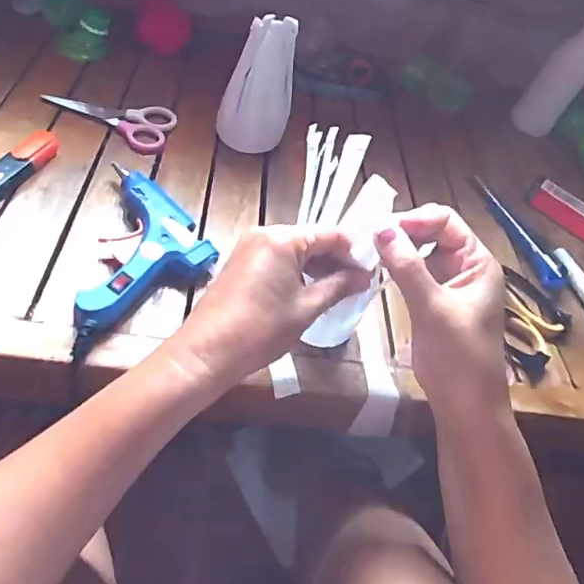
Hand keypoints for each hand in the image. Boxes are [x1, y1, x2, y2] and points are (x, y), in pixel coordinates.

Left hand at [167, 225, 372, 390]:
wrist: (209, 350)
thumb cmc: (261, 328)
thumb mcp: (306, 308)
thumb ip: (338, 286)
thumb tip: (364, 276)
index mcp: (281, 238)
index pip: (329, 233)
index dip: (354, 250)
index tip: (374, 269)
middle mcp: (263, 234)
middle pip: (310, 239)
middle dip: (336, 258)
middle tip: (361, 282)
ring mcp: (248, 247)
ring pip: (293, 249)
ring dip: (317, 266)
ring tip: (341, 289)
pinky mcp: (240, 262)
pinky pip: (276, 259)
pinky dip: (296, 271)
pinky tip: (312, 289)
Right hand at [374, 205, 510, 414]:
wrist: (465, 406)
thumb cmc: (459, 357)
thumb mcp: (433, 308)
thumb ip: (407, 267)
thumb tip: (380, 229)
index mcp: (477, 262)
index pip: (445, 221)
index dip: (414, 219)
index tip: (381, 228)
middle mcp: (464, 266)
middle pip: (429, 231)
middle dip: (400, 229)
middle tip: (365, 236)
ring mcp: (446, 282)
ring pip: (417, 249)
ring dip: (393, 246)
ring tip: (364, 248)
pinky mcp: (430, 298)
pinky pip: (410, 269)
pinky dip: (392, 265)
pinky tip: (372, 267)